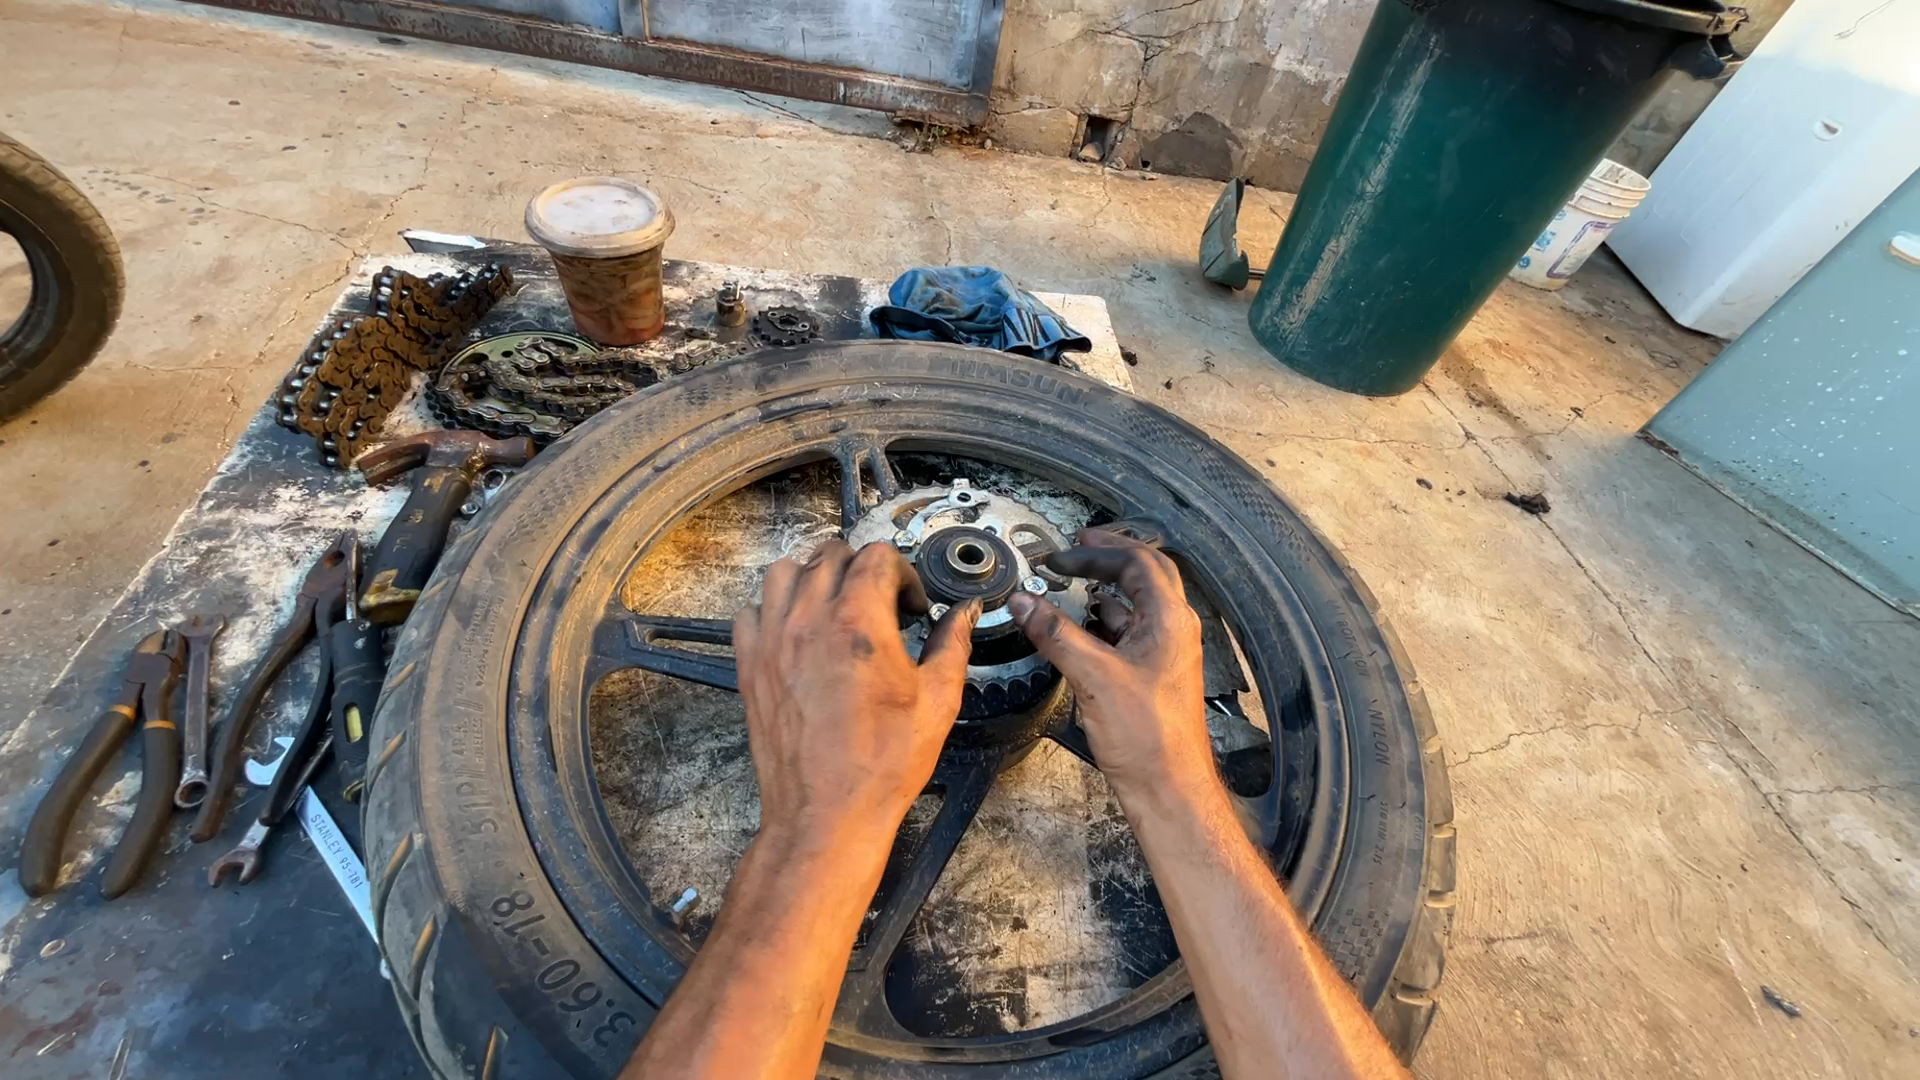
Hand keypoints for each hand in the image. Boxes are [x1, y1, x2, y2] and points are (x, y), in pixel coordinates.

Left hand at [735, 541, 980, 847]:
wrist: (827, 813)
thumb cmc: (885, 762)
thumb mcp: (938, 700)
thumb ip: (953, 643)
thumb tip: (965, 612)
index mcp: (860, 622)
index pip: (876, 557)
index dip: (904, 574)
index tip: (911, 606)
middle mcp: (809, 619)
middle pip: (830, 554)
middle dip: (862, 568)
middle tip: (880, 602)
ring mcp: (773, 640)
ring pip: (784, 570)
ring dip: (814, 576)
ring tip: (835, 605)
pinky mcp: (750, 665)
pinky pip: (751, 610)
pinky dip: (773, 608)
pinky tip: (796, 631)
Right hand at [1006, 528, 1214, 810]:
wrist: (1168, 788)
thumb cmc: (1145, 736)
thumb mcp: (1093, 676)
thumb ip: (1055, 634)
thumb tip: (1023, 601)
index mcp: (1169, 620)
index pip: (1136, 563)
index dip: (1096, 552)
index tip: (1060, 556)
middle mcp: (1173, 629)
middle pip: (1146, 573)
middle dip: (1110, 555)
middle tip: (1079, 545)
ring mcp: (1166, 651)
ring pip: (1137, 604)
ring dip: (1106, 589)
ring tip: (1073, 584)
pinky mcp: (1154, 672)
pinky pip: (1129, 632)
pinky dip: (1104, 620)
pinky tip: (1082, 627)